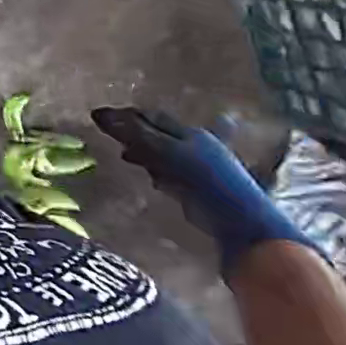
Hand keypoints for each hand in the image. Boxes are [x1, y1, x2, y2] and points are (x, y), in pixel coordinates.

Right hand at [91, 107, 316, 272]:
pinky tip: (152, 179)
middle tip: (111, 134)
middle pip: (161, 134)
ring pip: (166, 154)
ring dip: (146, 152)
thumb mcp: (168, 153)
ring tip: (126, 155)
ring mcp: (202, 172)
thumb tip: (100, 115)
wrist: (245, 229)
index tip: (100, 117)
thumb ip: (137, 134)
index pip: (153, 117)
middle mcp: (199, 148)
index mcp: (192, 134)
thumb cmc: (207, 184)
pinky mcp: (202, 194)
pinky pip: (173, 175)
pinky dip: (157, 171)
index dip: (126, 115)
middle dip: (137, 132)